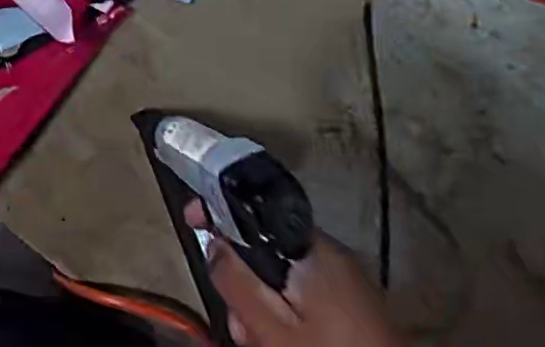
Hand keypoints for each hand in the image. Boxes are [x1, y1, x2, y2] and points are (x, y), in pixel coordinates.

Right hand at [186, 200, 401, 346]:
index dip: (219, 211)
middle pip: (266, 250)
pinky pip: (305, 296)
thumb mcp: (275, 332)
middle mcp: (328, 253)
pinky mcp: (353, 306)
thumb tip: (212, 242)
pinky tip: (283, 344)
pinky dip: (287, 315)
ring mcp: (344, 281)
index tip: (191, 217)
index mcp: (310, 248)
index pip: (254, 210)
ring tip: (261, 343)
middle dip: (243, 282)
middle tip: (240, 325)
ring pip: (283, 277)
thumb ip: (238, 283)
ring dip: (263, 307)